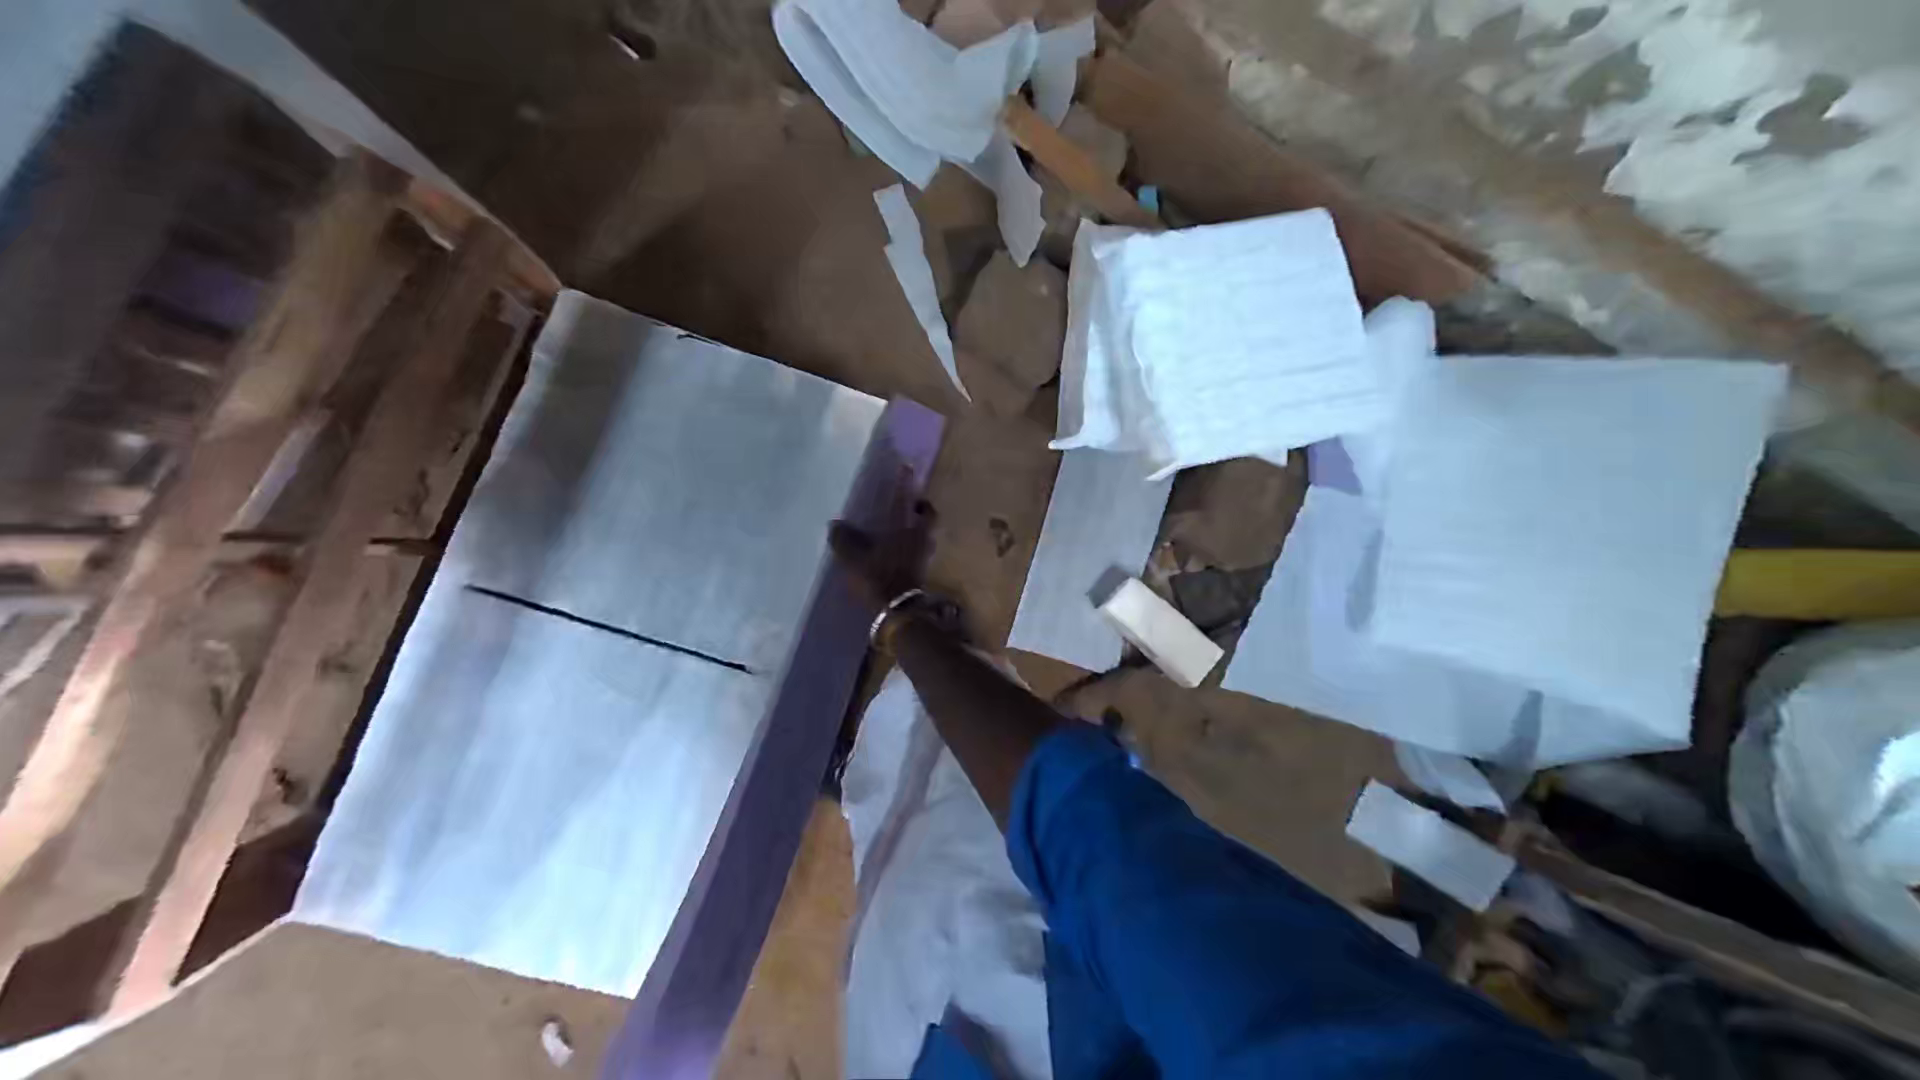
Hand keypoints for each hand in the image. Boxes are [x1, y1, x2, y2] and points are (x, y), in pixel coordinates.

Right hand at [828, 497, 932, 615]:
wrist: (897, 611)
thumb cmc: (880, 575)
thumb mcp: (855, 556)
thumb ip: (844, 539)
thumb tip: (835, 524)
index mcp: (916, 532)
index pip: (929, 514)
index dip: (923, 506)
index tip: (912, 502)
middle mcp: (924, 545)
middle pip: (925, 530)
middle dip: (913, 524)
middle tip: (897, 520)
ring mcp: (924, 563)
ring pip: (920, 546)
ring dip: (909, 542)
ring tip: (889, 540)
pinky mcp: (919, 579)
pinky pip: (914, 561)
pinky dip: (905, 558)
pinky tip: (887, 559)